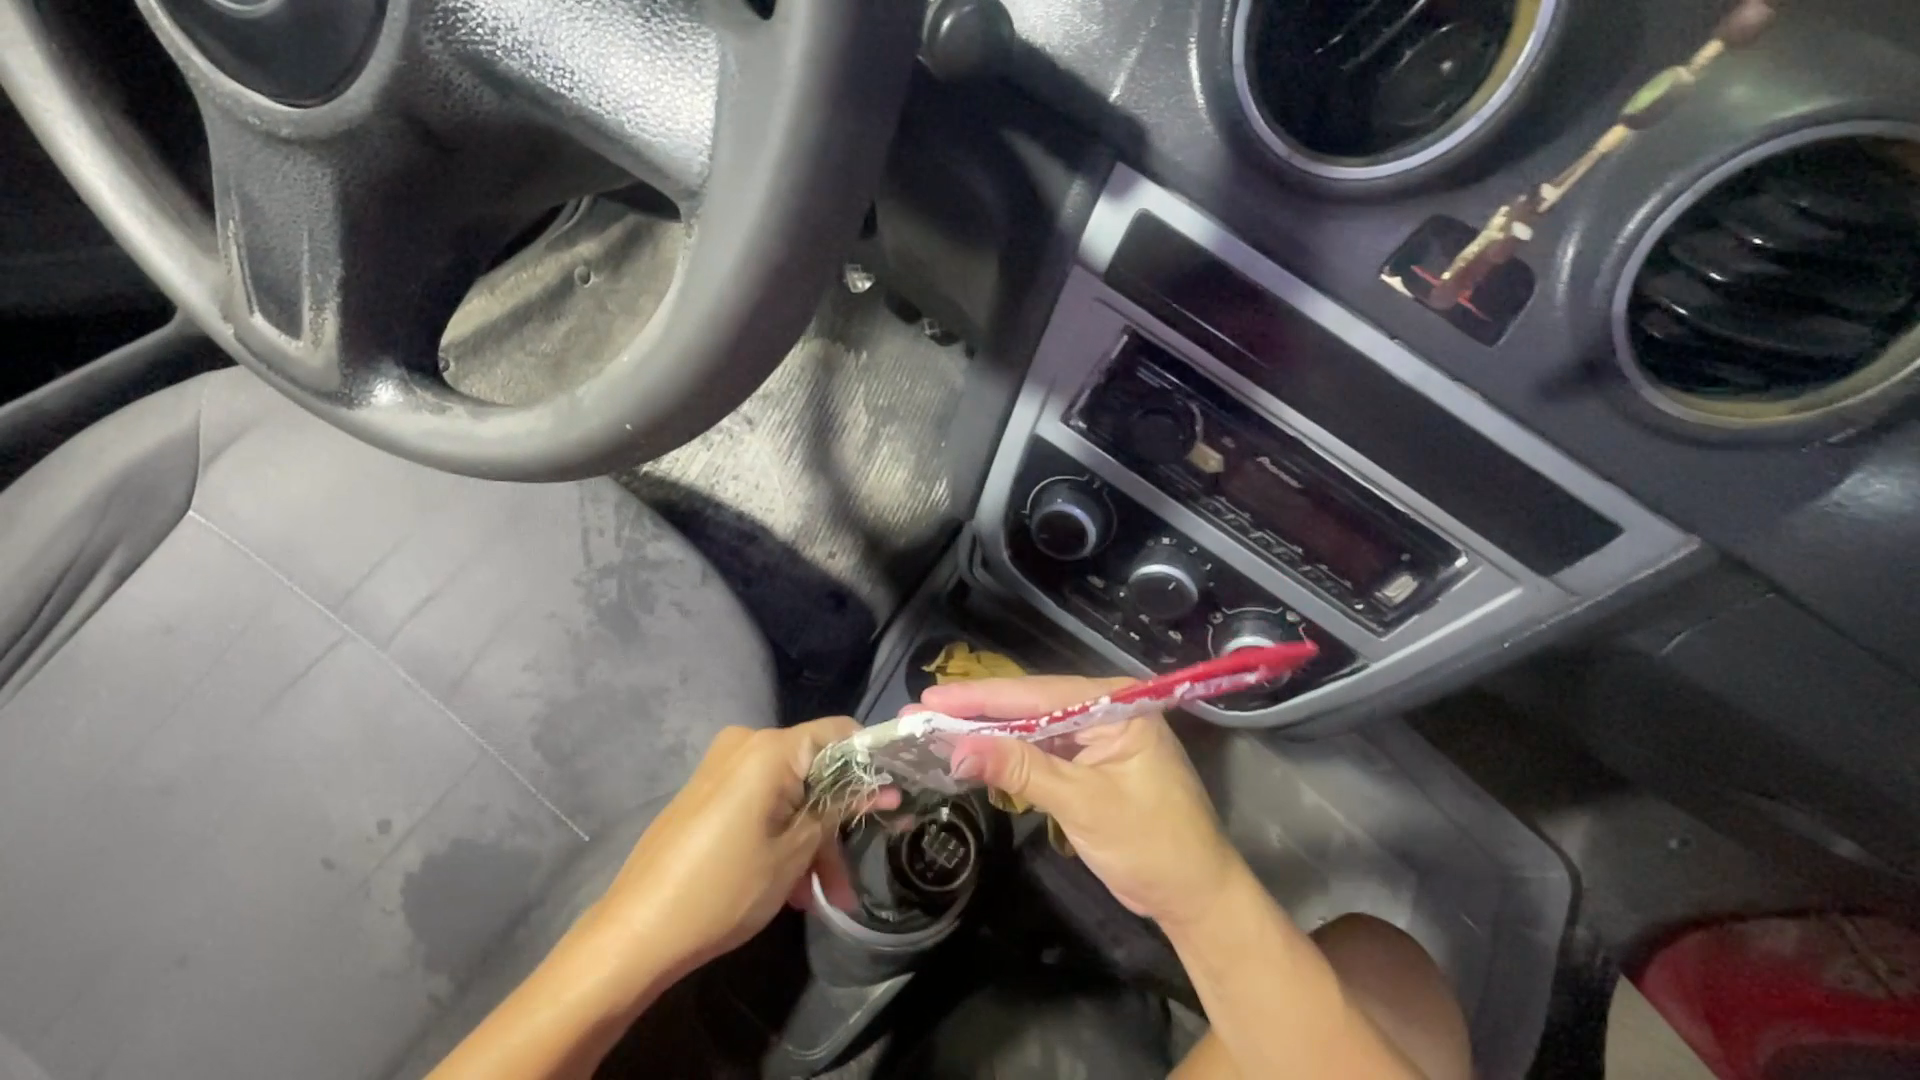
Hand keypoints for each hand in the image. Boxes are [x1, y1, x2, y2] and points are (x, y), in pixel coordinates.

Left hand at [584, 717, 885, 972]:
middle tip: (854, 874)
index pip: (841, 732)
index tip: (891, 805)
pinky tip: (792, 890)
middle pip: (814, 771)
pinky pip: (761, 806)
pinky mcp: (707, 795)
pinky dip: (782, 838)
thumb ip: (840, 810)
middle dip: (838, 823)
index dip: (872, 766)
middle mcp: (745, 745)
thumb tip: (884, 786)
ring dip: (811, 842)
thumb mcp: (795, 851)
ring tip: (824, 899)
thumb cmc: (725, 887)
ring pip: (789, 796)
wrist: (636, 933)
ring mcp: (722, 769)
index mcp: (770, 748)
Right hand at [927, 676, 1244, 929]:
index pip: (1036, 693)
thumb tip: (958, 749)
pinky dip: (1008, 754)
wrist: (1194, 894)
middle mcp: (1107, 709)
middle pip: (1030, 705)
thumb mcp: (1083, 804)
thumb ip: (1021, 770)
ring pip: (1031, 726)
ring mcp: (1098, 735)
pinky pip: (1042, 749)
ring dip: (986, 733)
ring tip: (934, 730)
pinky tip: (973, 752)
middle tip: (919, 714)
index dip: (979, 697)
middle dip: (975, 713)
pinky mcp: (1090, 761)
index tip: (929, 698)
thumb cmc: (1151, 844)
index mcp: (1116, 705)